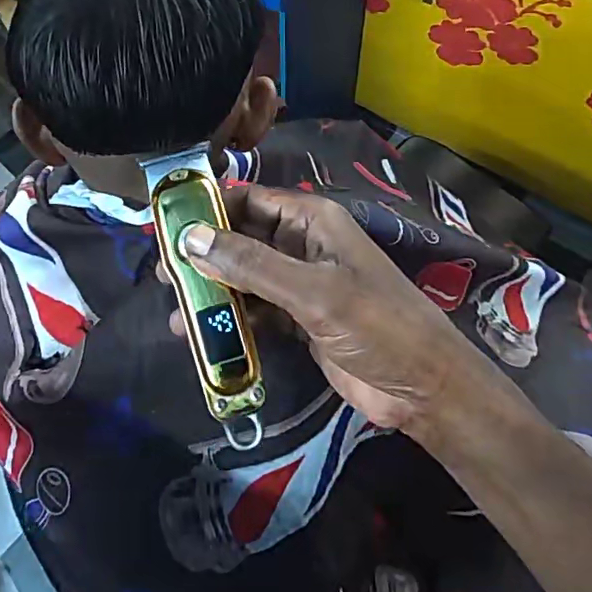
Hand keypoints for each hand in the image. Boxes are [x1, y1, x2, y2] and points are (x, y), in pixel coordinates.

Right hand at [176, 185, 489, 436]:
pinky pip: (254, 309)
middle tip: (165, 277)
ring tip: (177, 312)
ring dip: (212, 291)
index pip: (248, 200)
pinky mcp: (298, 317)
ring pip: (243, 276)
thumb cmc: (378, 327)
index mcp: (311, 220)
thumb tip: (190, 238)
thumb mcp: (313, 292)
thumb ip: (252, 265)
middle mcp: (301, 243)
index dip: (207, 209)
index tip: (166, 229)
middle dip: (203, 255)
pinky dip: (230, 319)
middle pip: (240, 238)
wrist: (426, 391)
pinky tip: (202, 337)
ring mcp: (299, 282)